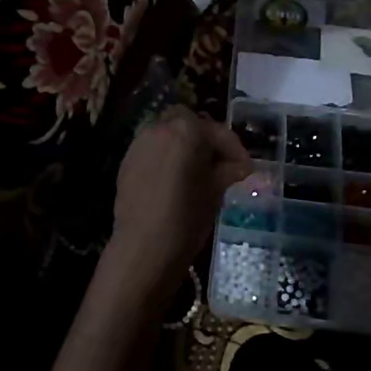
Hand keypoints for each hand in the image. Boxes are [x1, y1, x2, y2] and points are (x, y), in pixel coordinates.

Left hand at [109, 106, 251, 282]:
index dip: (234, 149)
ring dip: (182, 147)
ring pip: (165, 135)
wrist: (144, 247)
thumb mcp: (215, 192)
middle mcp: (158, 129)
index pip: (217, 132)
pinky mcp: (125, 163)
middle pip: (187, 124)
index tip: (245, 168)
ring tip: (197, 172)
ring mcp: (138, 145)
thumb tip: (238, 166)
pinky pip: (151, 152)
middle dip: (204, 140)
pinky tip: (174, 181)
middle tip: (219, 163)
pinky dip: (165, 159)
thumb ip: (227, 171)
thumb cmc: (186, 217)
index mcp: (186, 130)